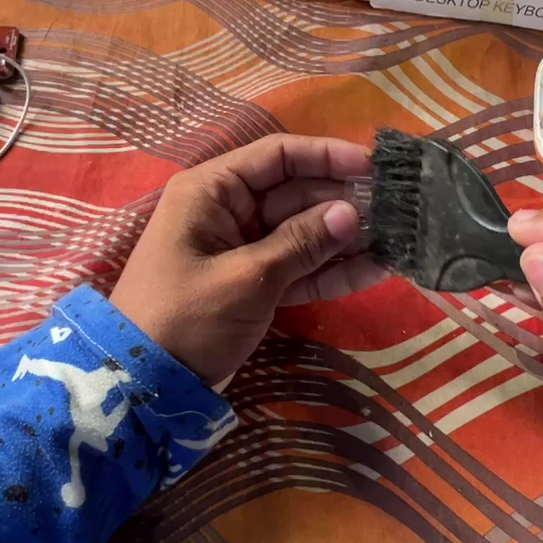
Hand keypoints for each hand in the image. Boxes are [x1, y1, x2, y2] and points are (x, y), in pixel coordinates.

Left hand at [110, 134, 389, 384]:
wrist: (145, 387)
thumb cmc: (186, 318)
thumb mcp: (246, 277)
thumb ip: (301, 243)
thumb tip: (352, 212)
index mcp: (213, 190)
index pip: (276, 156)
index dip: (326, 155)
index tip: (372, 166)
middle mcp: (229, 210)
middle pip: (296, 192)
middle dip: (343, 199)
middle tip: (397, 208)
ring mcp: (243, 248)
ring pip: (303, 231)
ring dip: (345, 237)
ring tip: (397, 237)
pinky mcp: (255, 283)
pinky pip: (299, 266)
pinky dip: (331, 269)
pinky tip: (376, 269)